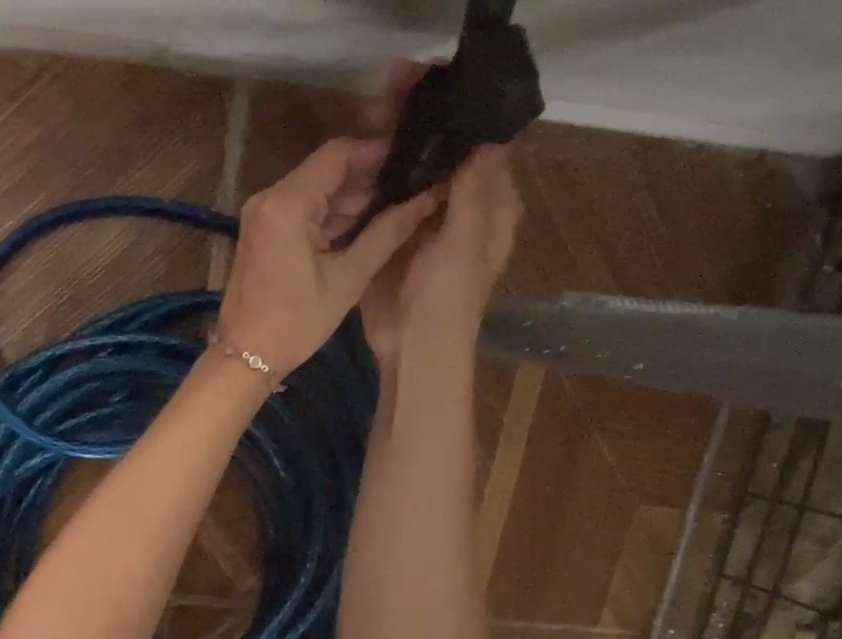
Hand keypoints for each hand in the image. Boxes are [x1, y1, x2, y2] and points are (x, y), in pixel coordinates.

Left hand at [216, 137, 437, 377]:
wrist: (245, 356)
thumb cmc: (296, 323)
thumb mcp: (348, 278)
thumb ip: (388, 231)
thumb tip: (429, 196)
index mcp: (287, 204)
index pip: (338, 153)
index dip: (378, 152)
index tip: (413, 160)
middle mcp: (269, 198)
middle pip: (326, 169)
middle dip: (368, 179)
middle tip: (410, 190)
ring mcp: (262, 214)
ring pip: (315, 189)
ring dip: (351, 199)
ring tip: (394, 210)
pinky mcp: (262, 230)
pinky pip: (301, 209)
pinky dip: (330, 215)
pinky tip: (362, 228)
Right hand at [356, 61, 522, 370]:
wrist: (410, 349)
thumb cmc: (448, 300)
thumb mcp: (466, 243)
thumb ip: (474, 192)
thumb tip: (487, 134)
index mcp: (488, 207)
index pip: (480, 148)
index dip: (460, 117)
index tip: (430, 87)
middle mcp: (456, 208)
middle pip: (441, 156)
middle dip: (418, 128)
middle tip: (387, 94)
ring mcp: (420, 222)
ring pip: (409, 175)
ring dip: (391, 150)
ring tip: (367, 116)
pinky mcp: (386, 239)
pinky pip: (381, 202)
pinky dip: (370, 183)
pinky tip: (353, 162)